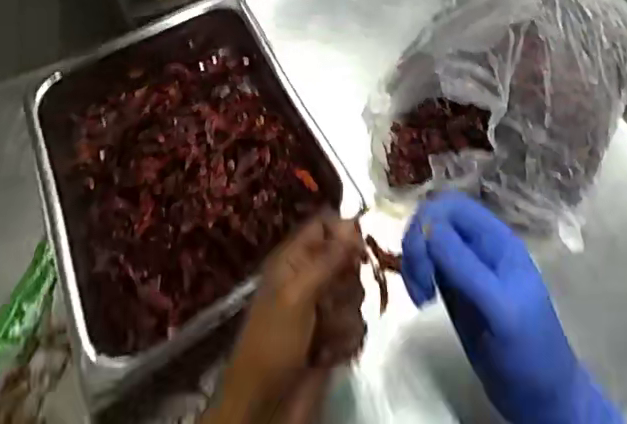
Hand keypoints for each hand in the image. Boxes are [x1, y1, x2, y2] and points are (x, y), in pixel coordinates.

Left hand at [205, 215, 364, 423]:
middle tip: (330, 301)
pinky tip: (328, 355)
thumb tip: (351, 222)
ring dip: (344, 319)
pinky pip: (357, 327)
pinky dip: (345, 342)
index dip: (344, 233)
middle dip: (346, 284)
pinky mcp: (334, 338)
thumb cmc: (273, 342)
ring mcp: (322, 309)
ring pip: (355, 296)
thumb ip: (327, 259)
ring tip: (323, 337)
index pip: (323, 226)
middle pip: (346, 261)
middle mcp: (308, 278)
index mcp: (292, 260)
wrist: (267, 404)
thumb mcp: (297, 295)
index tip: (359, 250)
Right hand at [401, 195, 619, 423]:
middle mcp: (479, 245)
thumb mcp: (501, 310)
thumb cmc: (530, 353)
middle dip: (417, 242)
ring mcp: (465, 265)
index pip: (452, 206)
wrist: (542, 401)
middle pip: (434, 217)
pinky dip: (414, 273)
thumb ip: (466, 267)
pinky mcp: (453, 286)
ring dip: (413, 259)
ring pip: (425, 237)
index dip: (428, 222)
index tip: (422, 261)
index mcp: (498, 240)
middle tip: (418, 282)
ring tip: (419, 295)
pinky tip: (420, 299)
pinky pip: (426, 261)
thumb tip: (427, 227)